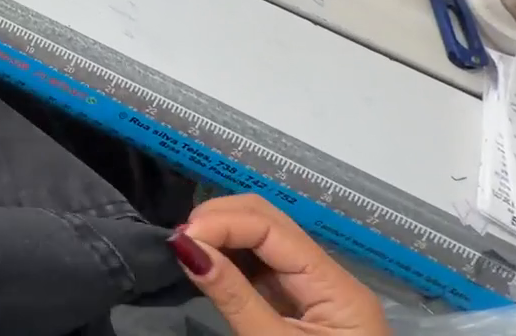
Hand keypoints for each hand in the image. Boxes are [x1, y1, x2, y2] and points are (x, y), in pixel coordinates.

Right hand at [171, 195, 388, 335]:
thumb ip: (232, 295)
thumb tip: (181, 243)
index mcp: (337, 287)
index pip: (269, 225)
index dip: (220, 222)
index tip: (178, 240)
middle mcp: (328, 274)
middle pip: (266, 217)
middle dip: (218, 219)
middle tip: (181, 242)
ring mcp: (313, 285)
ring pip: (259, 231)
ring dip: (220, 233)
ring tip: (190, 253)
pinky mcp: (297, 297)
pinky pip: (258, 257)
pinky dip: (227, 252)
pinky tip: (209, 265)